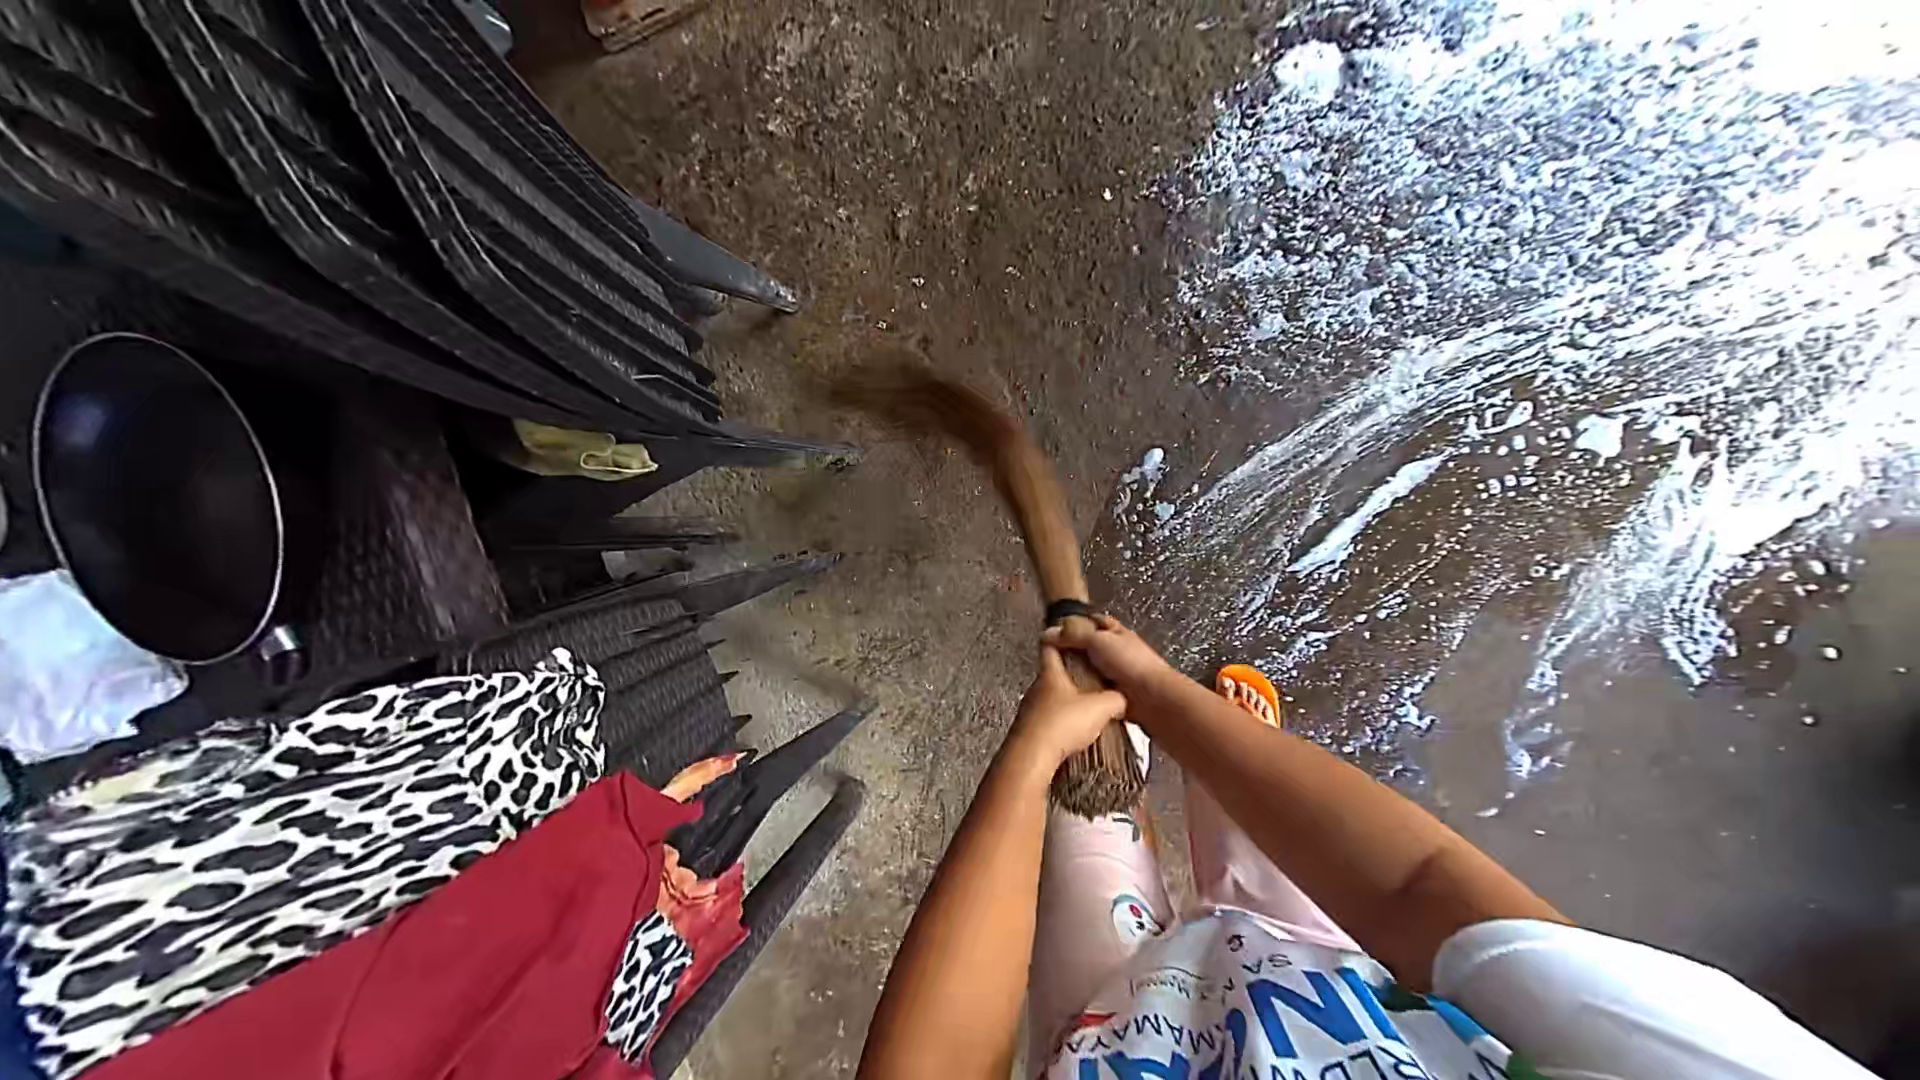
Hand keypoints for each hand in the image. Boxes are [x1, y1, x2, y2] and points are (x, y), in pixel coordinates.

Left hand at [1006, 643, 1128, 771]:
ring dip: (1065, 702)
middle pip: (1052, 675)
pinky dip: (1059, 723)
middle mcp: (1036, 689)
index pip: (1050, 647)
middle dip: (1070, 676)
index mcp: (1049, 675)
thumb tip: (1122, 698)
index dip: (1060, 639)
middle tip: (1090, 679)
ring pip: (1049, 699)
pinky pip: (1046, 720)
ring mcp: (1029, 711)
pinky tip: (1072, 733)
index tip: (1070, 637)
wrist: (1031, 757)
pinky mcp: (1028, 732)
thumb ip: (1115, 699)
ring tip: (1085, 710)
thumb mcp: (1099, 708)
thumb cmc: (1061, 724)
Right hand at [1041, 615, 1172, 691]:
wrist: (1151, 697)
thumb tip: (1047, 633)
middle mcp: (1115, 650)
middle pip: (1087, 646)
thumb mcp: (1098, 640)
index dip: (1075, 623)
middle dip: (1071, 650)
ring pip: (1087, 669)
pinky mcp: (1111, 693)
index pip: (1093, 621)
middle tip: (1048, 654)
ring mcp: (1114, 673)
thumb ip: (1073, 634)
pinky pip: (1091, 688)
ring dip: (1075, 672)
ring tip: (1053, 675)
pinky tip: (1067, 691)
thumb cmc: (1129, 662)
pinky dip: (1081, 690)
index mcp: (1116, 632)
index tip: (1055, 630)